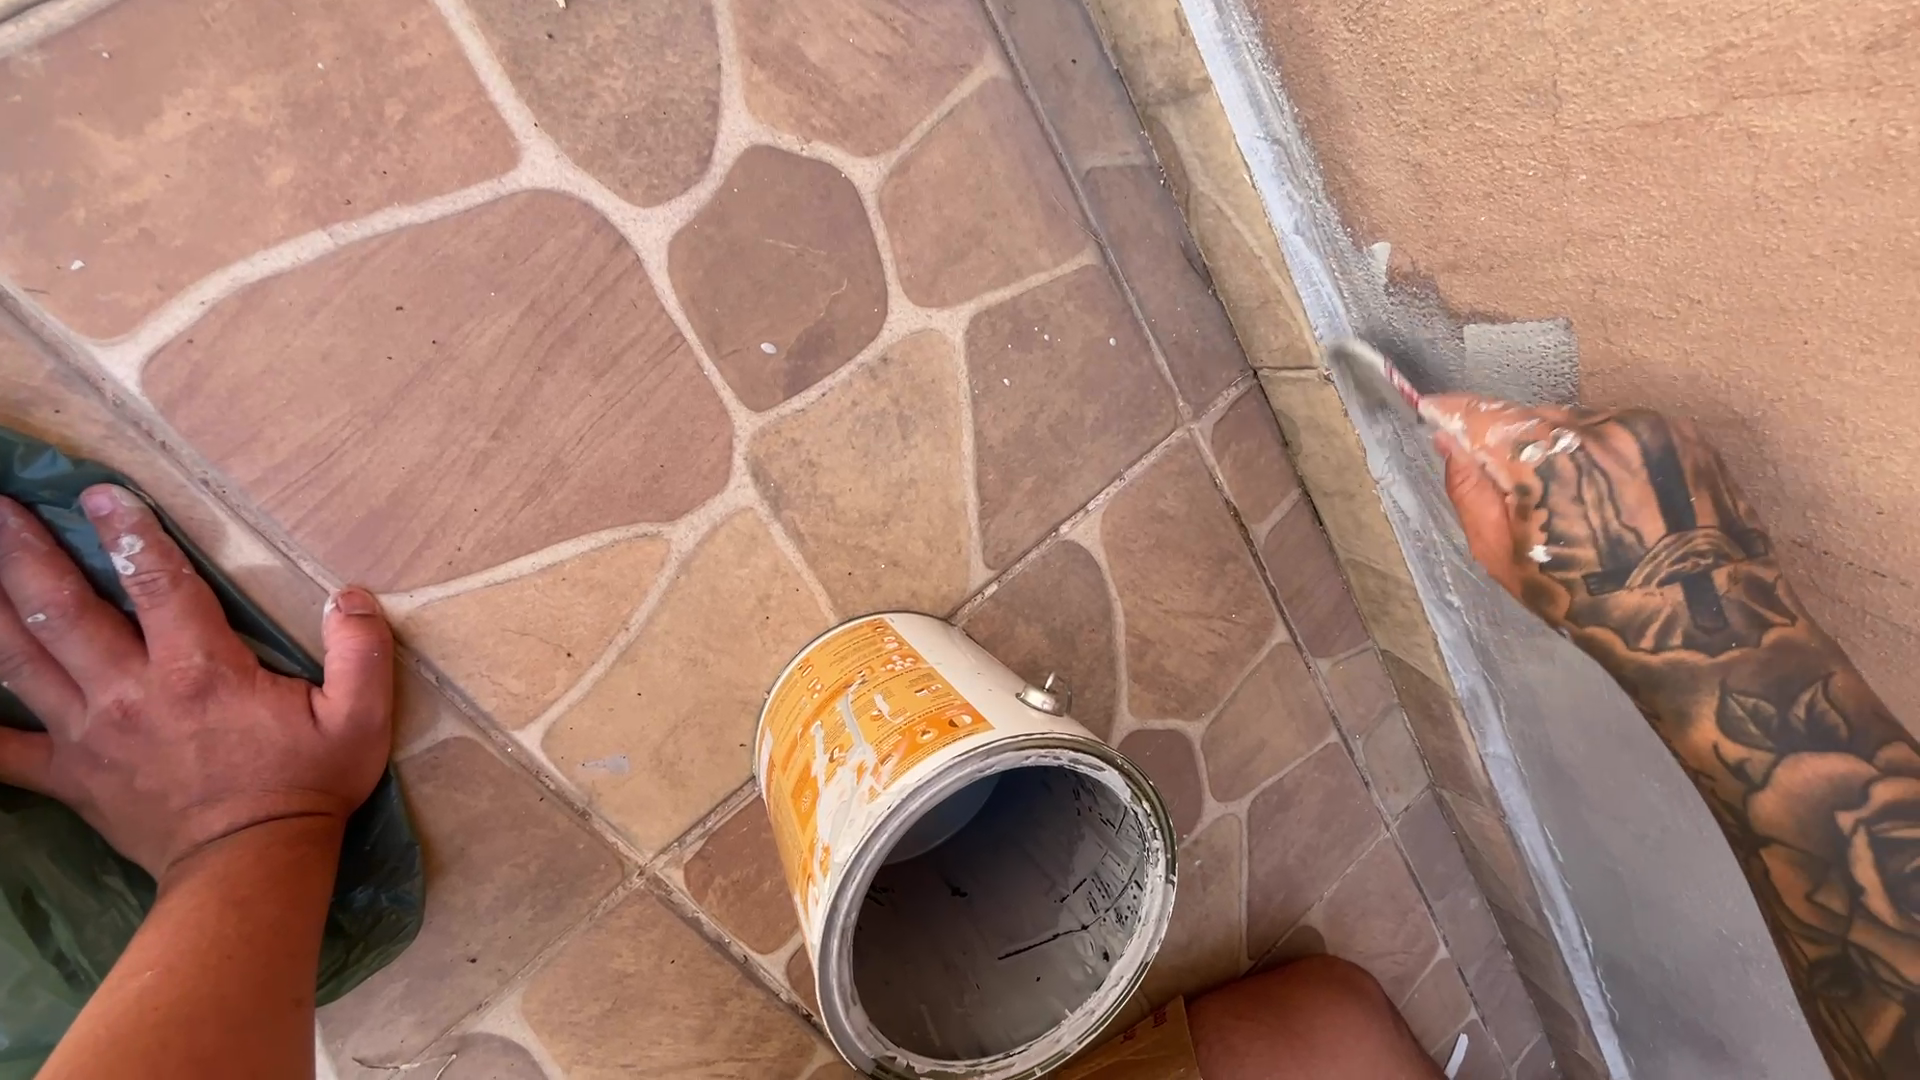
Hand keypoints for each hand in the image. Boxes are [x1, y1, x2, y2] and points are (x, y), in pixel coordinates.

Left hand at [0, 484, 393, 882]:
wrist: (254, 859)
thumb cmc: (313, 779)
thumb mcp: (364, 713)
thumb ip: (362, 649)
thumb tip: (349, 592)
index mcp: (203, 672)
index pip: (160, 587)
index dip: (131, 536)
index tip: (102, 494)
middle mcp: (131, 692)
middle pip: (62, 612)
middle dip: (24, 553)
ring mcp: (86, 733)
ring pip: (14, 660)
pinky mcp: (64, 772)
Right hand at [1429, 394, 1795, 660]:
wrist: (1699, 618)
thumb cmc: (1582, 596)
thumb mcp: (1499, 552)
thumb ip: (1469, 489)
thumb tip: (1447, 440)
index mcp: (1545, 464)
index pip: (1482, 417)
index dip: (1451, 411)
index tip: (1430, 408)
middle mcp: (1597, 430)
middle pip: (1528, 415)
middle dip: (1504, 436)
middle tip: (1502, 476)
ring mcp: (1646, 427)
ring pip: (1572, 419)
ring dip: (1552, 443)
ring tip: (1562, 493)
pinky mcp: (1683, 432)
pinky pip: (1615, 427)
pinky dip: (1594, 448)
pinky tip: (1603, 491)